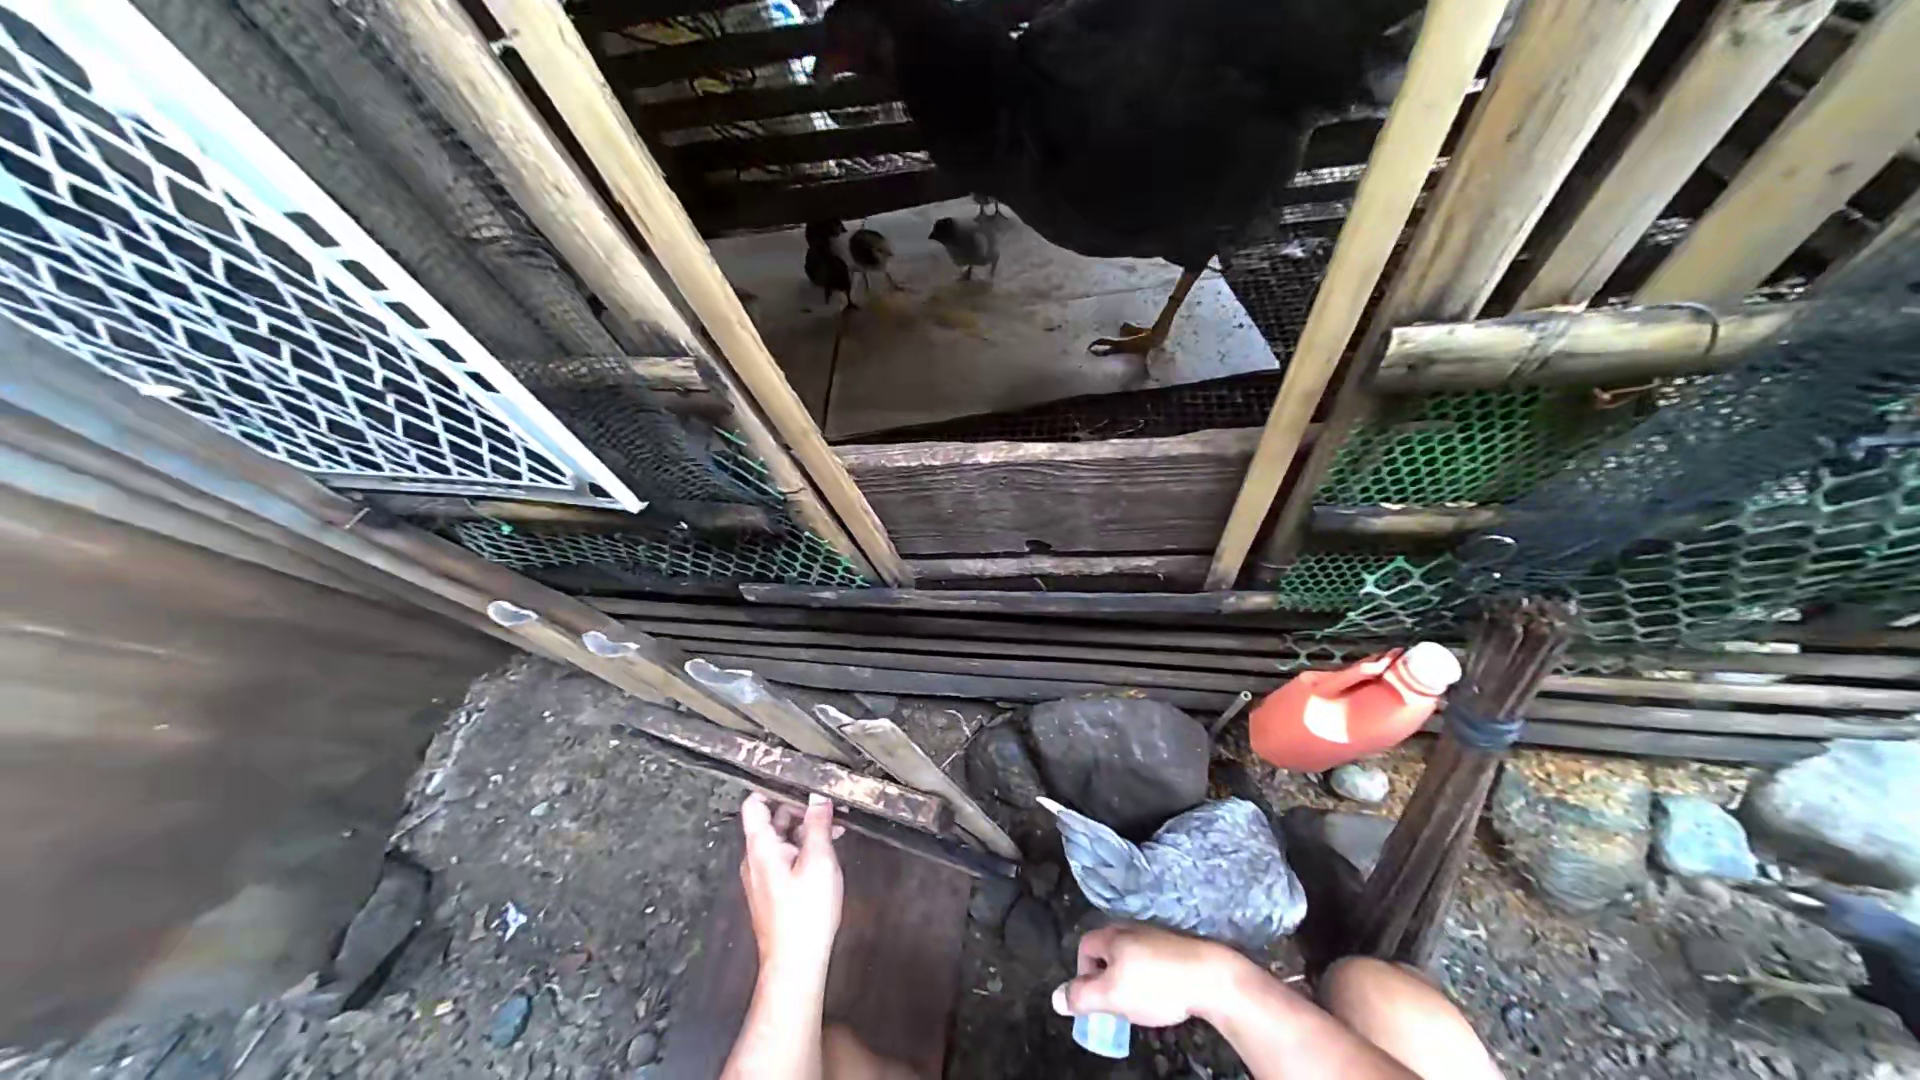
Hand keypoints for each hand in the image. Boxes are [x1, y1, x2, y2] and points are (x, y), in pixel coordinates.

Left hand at [739, 792, 844, 980]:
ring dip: (807, 829)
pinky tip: (827, 853)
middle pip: (773, 819)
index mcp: (760, 847)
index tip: (800, 779)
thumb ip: (818, 824)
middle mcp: (755, 858)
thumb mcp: (819, 861)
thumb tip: (818, 795)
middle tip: (829, 805)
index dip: (775, 787)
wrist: (795, 964)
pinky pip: (786, 856)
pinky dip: (804, 847)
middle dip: (801, 808)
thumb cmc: (805, 914)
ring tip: (836, 828)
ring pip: (782, 838)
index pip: (755, 803)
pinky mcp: (772, 889)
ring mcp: (762, 875)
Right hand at [1051, 923, 1251, 1027]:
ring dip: (1128, 977)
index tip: (1094, 998)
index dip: (1083, 973)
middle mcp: (1129, 928)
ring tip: (1139, 1002)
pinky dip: (1149, 976)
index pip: (1084, 946)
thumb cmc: (1155, 984)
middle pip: (1107, 950)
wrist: (1209, 976)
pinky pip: (1150, 959)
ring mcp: (1154, 935)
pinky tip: (1161, 994)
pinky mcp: (1174, 946)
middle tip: (1115, 1002)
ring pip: (1130, 955)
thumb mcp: (1112, 996)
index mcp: (1111, 935)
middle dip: (1106, 977)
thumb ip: (1082, 996)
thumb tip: (1055, 998)